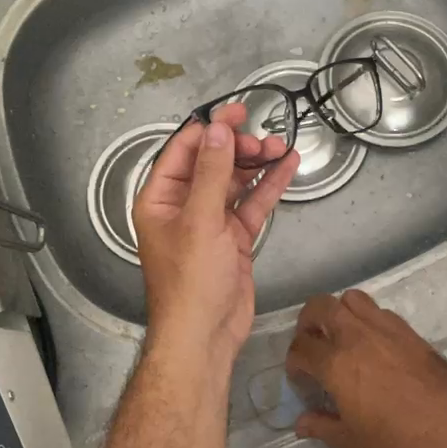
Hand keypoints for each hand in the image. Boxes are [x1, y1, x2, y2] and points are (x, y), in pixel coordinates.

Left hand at [134, 104, 297, 366]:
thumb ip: (211, 172)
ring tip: (281, 146)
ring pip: (235, 182)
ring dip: (256, 164)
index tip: (237, 111)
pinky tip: (287, 166)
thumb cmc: (191, 279)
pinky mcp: (234, 239)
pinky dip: (268, 187)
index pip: (183, 152)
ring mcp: (210, 223)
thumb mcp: (199, 220)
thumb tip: (217, 128)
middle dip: (237, 147)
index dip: (209, 129)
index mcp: (159, 199)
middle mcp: (182, 207)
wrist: (204, 335)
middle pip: (211, 164)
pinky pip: (251, 205)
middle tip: (263, 138)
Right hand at [287, 290, 446, 447]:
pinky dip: (368, 320)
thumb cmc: (396, 441)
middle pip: (319, 306)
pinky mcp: (409, 331)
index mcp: (336, 363)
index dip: (294, 361)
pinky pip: (380, 311)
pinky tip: (373, 345)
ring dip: (339, 312)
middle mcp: (356, 336)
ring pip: (351, 299)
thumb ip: (320, 426)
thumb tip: (301, 423)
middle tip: (312, 344)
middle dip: (308, 322)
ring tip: (342, 336)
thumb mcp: (350, 441)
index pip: (300, 347)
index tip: (300, 377)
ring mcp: (384, 328)